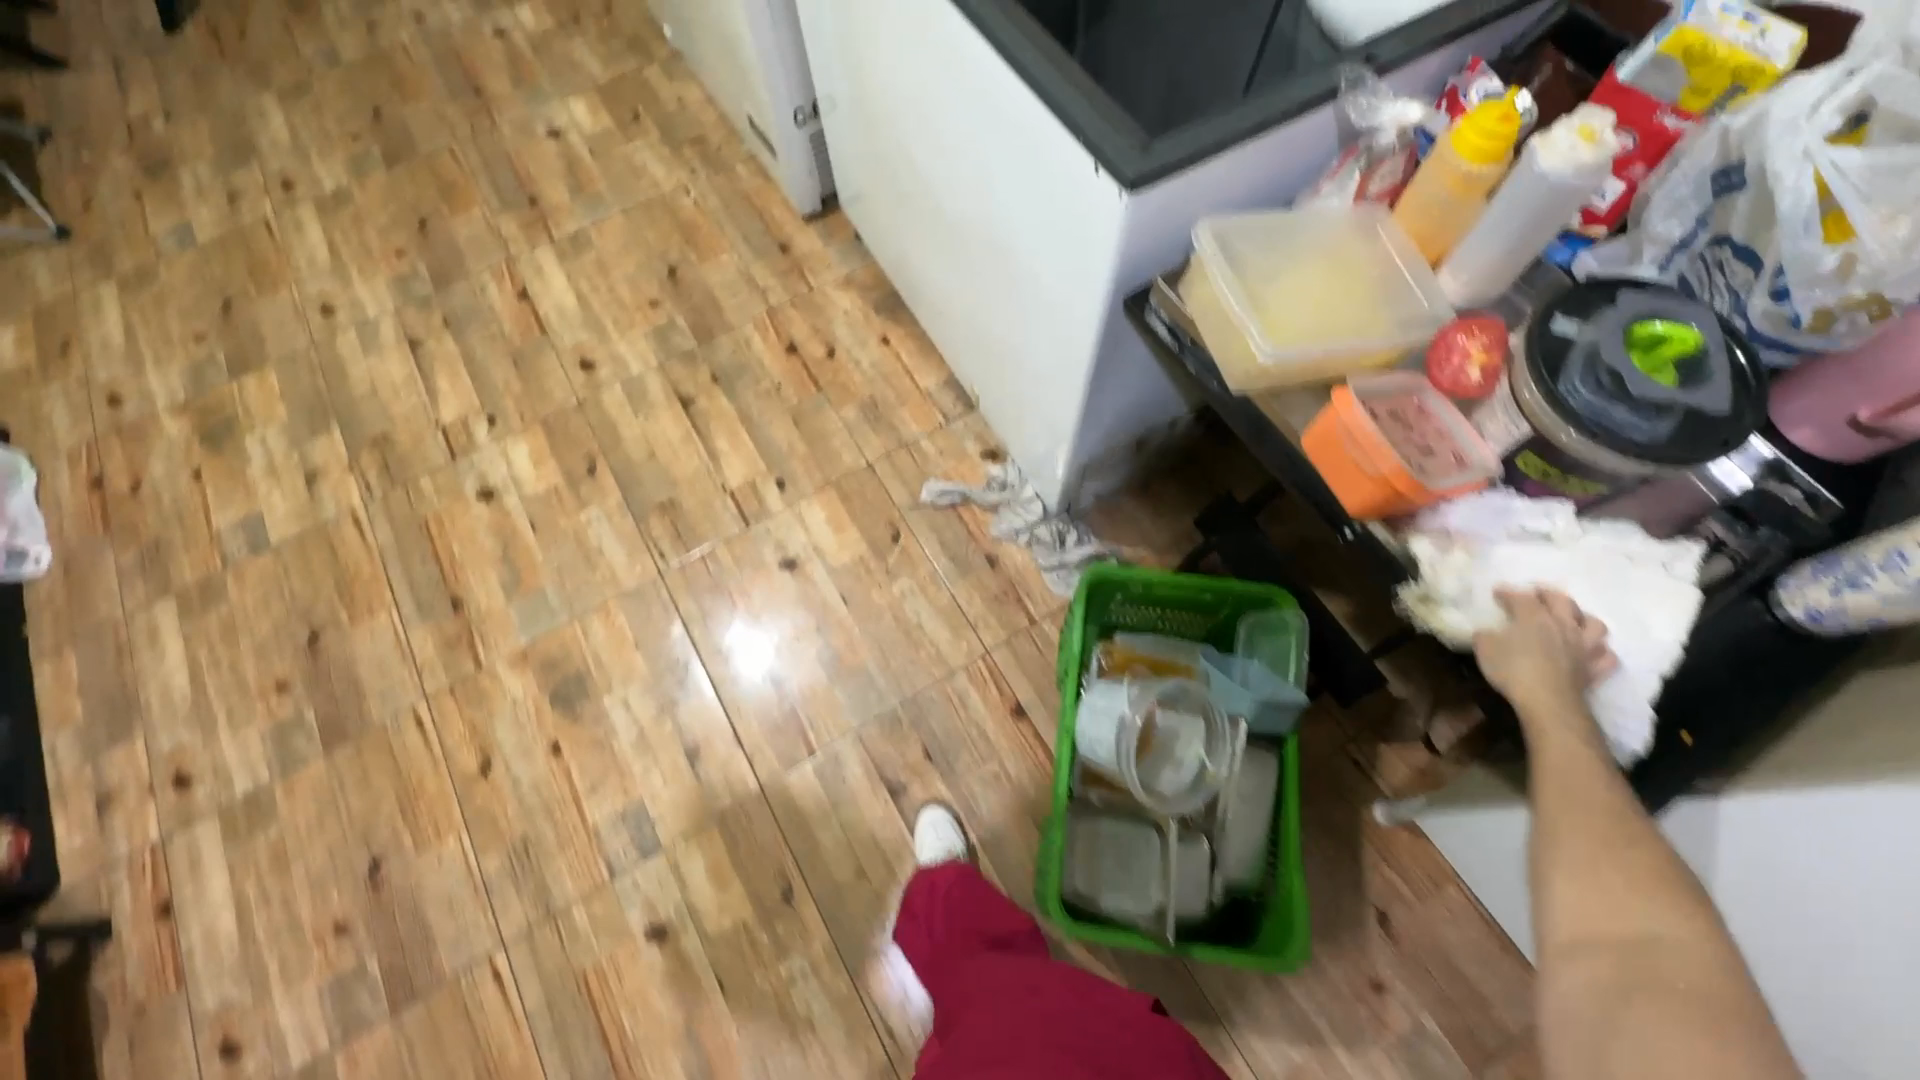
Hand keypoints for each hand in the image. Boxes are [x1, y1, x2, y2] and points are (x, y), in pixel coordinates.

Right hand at [1473, 588, 1617, 716]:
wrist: (1548, 701)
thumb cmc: (1513, 671)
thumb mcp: (1485, 649)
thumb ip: (1485, 636)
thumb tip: (1487, 632)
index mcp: (1534, 617)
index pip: (1521, 597)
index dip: (1508, 592)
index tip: (1497, 592)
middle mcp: (1564, 625)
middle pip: (1563, 601)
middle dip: (1549, 594)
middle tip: (1537, 595)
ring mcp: (1584, 646)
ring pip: (1595, 625)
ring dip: (1584, 620)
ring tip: (1573, 621)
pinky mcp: (1595, 669)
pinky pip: (1607, 657)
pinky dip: (1600, 653)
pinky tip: (1591, 653)